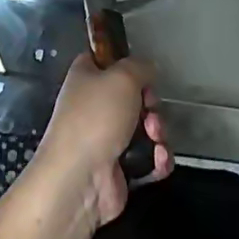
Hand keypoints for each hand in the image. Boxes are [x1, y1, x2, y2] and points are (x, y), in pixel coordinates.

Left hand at [28, 54, 171, 228]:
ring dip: (157, 132)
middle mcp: (94, 105)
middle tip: (150, 111)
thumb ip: (140, 67)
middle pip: (134, 97)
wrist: (80, 177)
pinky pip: (148, 158)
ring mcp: (107, 138)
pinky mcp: (120, 168)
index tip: (141, 74)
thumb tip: (148, 68)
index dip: (127, 65)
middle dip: (150, 105)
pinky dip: (157, 159)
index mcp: (86, 77)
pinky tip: (157, 159)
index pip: (107, 61)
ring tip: (154, 138)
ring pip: (145, 128)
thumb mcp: (121, 78)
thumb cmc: (96, 117)